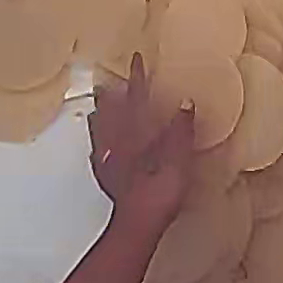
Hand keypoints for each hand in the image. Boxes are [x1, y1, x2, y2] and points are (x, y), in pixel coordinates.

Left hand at [89, 55, 196, 232]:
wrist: (138, 224)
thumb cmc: (160, 187)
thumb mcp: (180, 154)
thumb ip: (181, 127)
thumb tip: (185, 101)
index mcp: (138, 130)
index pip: (137, 95)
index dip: (137, 76)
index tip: (136, 58)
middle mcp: (119, 141)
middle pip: (111, 111)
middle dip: (110, 94)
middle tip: (106, 81)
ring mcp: (109, 161)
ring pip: (100, 132)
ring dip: (100, 118)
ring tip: (97, 109)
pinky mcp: (106, 181)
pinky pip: (98, 159)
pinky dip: (97, 149)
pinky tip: (97, 151)